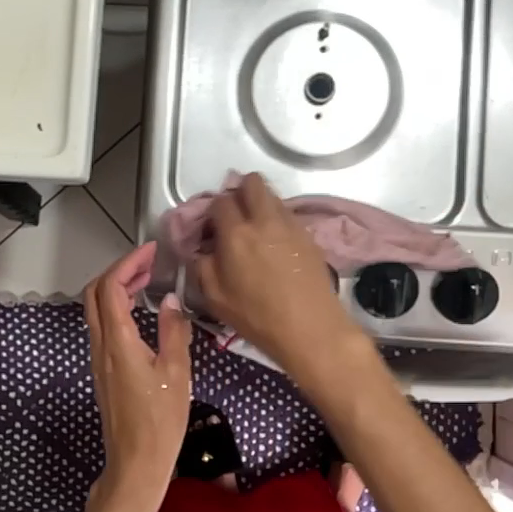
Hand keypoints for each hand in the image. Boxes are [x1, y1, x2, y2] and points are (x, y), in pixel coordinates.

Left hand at [84, 241, 192, 508]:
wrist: (135, 463)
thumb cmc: (160, 421)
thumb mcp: (176, 373)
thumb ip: (174, 331)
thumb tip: (170, 300)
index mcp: (118, 342)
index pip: (110, 288)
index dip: (127, 263)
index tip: (150, 252)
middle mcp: (101, 346)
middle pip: (95, 294)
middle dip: (118, 271)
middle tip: (148, 264)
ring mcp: (98, 360)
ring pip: (96, 311)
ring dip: (116, 289)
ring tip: (147, 282)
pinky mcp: (103, 371)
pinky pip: (103, 328)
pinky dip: (117, 309)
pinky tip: (141, 313)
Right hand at [192, 173, 359, 373]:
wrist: (310, 329)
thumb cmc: (257, 317)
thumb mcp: (215, 298)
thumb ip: (202, 266)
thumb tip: (202, 250)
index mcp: (236, 234)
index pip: (220, 201)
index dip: (212, 211)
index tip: (211, 229)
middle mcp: (264, 220)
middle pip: (252, 183)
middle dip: (240, 192)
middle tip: (235, 216)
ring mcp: (291, 225)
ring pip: (273, 196)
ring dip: (260, 204)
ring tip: (256, 231)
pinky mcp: (309, 236)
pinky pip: (289, 215)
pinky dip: (278, 221)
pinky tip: (276, 246)